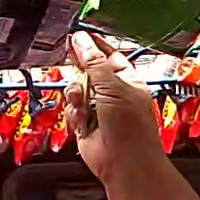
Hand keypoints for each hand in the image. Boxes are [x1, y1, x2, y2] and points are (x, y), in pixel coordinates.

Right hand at [63, 31, 164, 185]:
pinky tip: (82, 120)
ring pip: (76, 90)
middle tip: (70, 56)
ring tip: (81, 101)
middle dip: (80, 68)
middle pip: (89, 72)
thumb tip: (81, 40)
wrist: (124, 162)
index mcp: (127, 81)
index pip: (109, 56)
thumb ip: (94, 63)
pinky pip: (72, 110)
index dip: (95, 46)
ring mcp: (98, 110)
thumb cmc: (129, 125)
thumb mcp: (113, 86)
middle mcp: (112, 94)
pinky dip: (74, 114)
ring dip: (76, 94)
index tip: (80, 36)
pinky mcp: (85, 125)